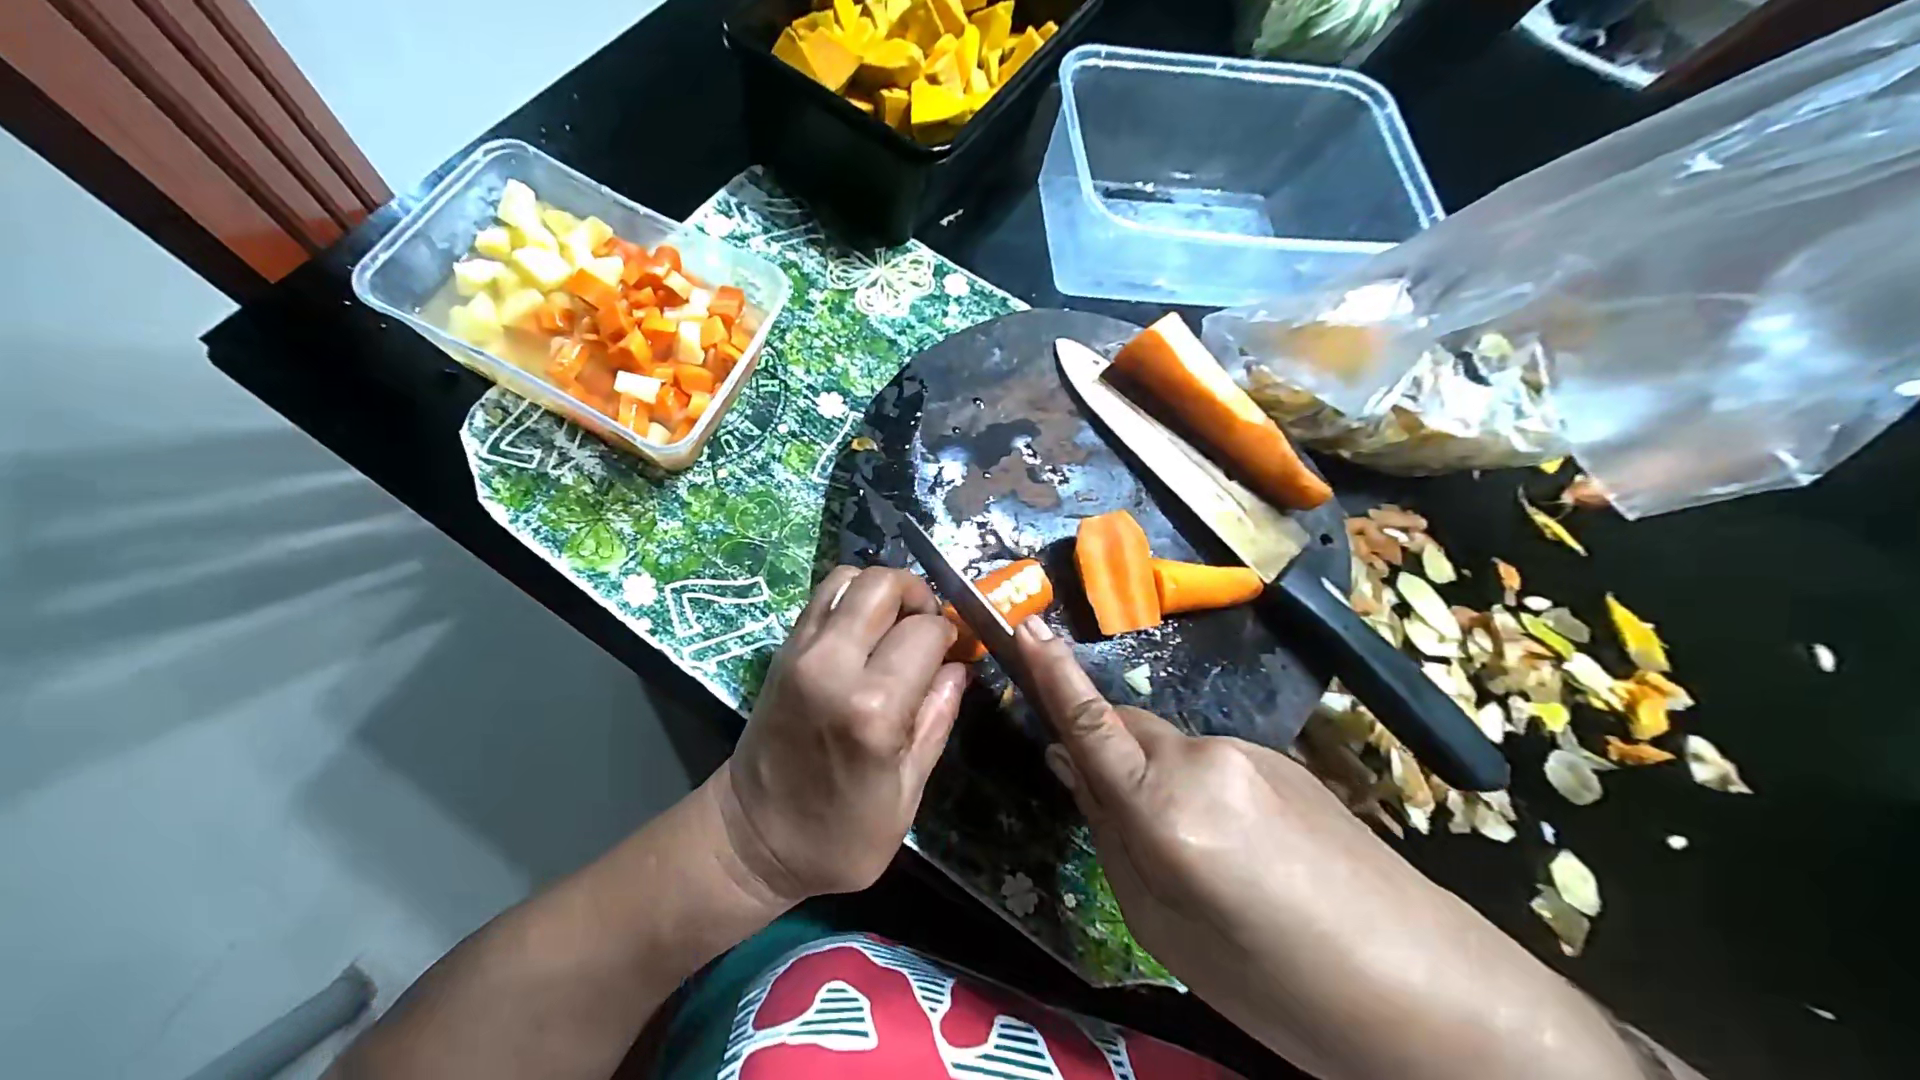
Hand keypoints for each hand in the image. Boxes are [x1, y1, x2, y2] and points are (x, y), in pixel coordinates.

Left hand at [717, 566, 967, 904]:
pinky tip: (865, 633)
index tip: (955, 654)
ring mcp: (800, 652)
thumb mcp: (907, 793)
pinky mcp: (782, 650)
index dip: (950, 636)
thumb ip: (938, 718)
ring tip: (896, 626)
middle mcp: (832, 665)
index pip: (927, 630)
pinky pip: (823, 597)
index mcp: (873, 708)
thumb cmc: (840, 835)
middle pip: (884, 584)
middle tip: (927, 629)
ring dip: (883, 591)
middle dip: (918, 597)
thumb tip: (959, 666)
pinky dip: (852, 599)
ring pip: (850, 578)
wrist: (752, 842)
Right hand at [1012, 616, 1644, 1079]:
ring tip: (1194, 857)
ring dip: (1157, 781)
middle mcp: (1204, 758)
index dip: (1051, 672)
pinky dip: (1198, 789)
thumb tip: (1073, 766)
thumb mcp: (1161, 924)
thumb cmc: (1272, 983)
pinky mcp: (1283, 760)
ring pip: (1171, 750)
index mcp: (1166, 807)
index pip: (1090, 722)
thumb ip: (1109, 834)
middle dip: (1106, 753)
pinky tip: (1238, 850)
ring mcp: (1250, 752)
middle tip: (1115, 816)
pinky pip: (1212, 763)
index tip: (1026, 625)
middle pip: (1128, 730)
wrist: (1424, 989)